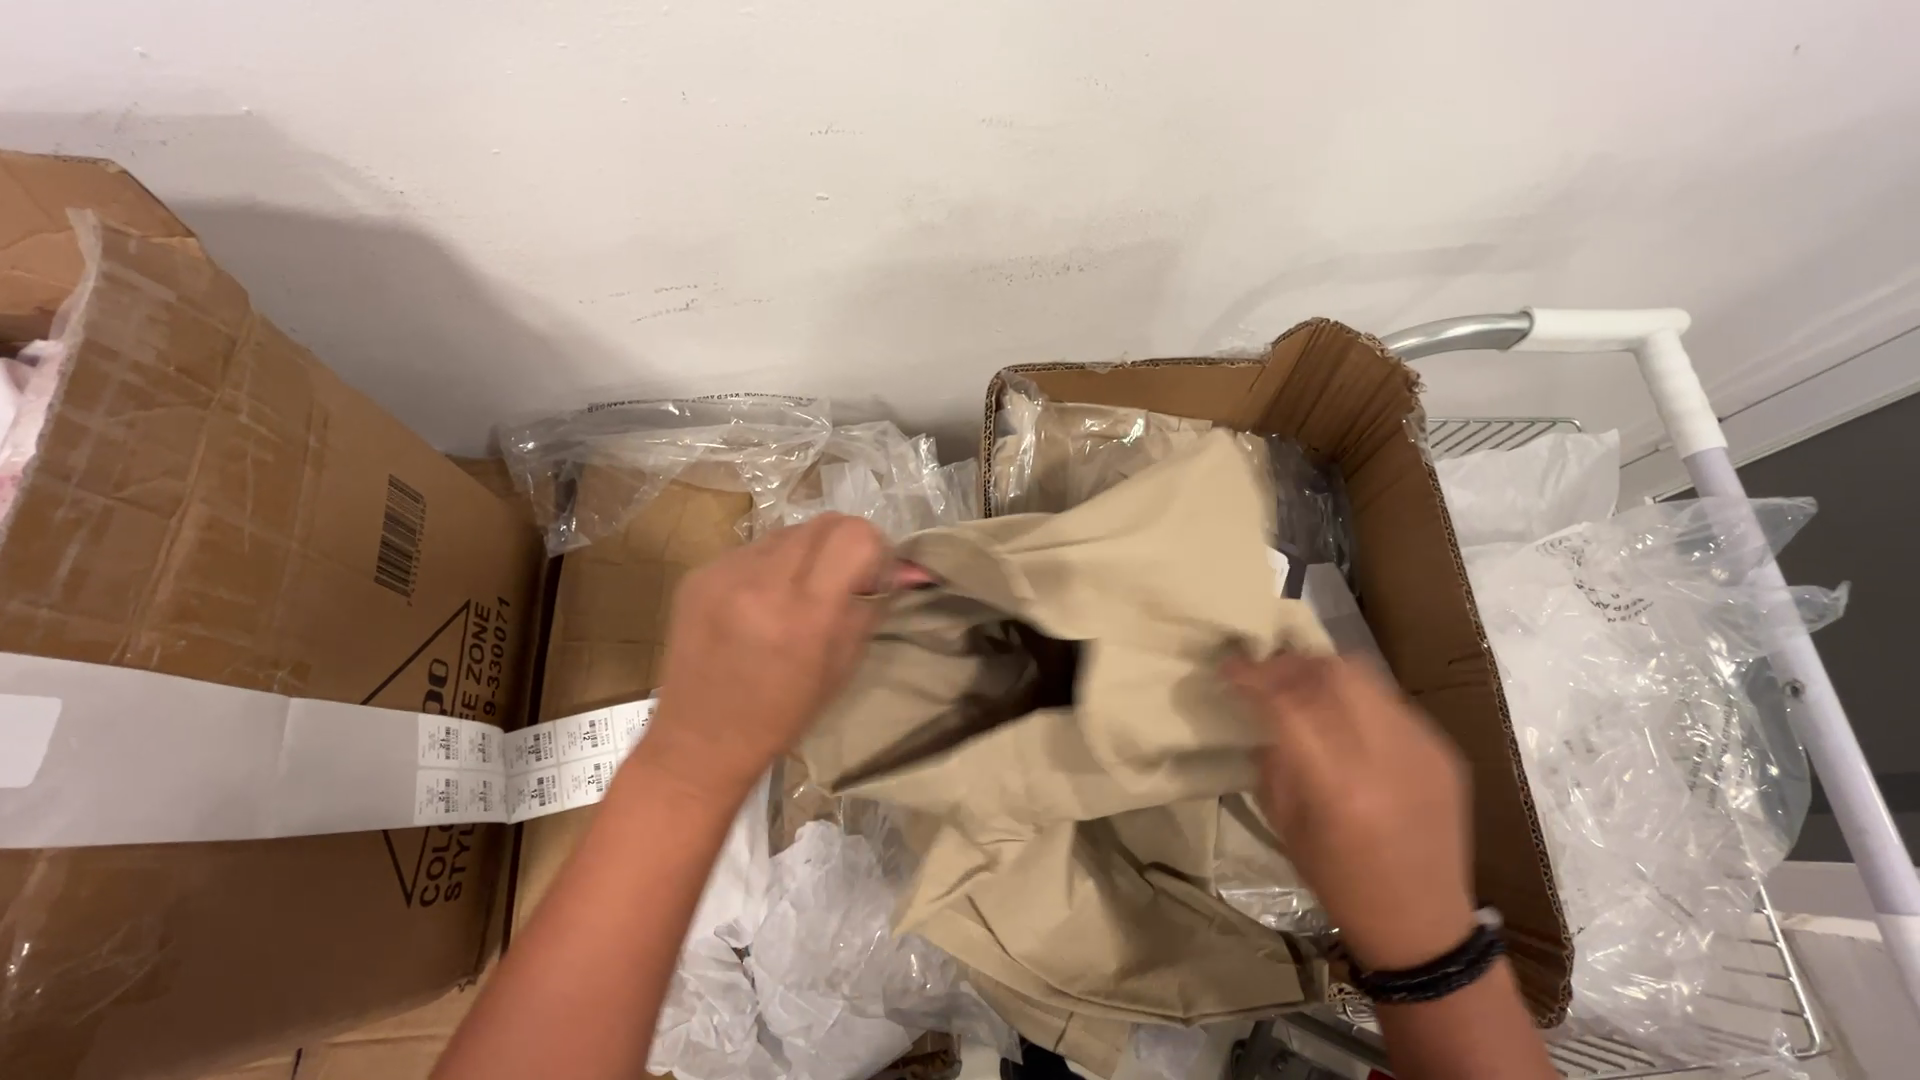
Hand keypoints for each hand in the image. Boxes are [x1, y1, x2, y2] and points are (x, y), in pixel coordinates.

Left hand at [641, 514, 890, 800]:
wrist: (700, 739)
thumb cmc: (783, 714)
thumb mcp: (843, 666)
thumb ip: (871, 607)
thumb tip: (904, 568)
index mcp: (806, 613)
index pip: (856, 535)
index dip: (875, 550)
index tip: (873, 577)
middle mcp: (763, 581)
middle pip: (825, 523)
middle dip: (844, 545)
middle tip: (843, 579)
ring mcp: (725, 572)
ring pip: (789, 531)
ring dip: (806, 553)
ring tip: (798, 593)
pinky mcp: (700, 572)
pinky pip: (753, 549)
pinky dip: (770, 566)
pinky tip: (761, 603)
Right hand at [1223, 652, 1477, 971]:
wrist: (1423, 924)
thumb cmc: (1340, 882)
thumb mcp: (1287, 824)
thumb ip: (1273, 762)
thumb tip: (1260, 715)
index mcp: (1338, 785)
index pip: (1288, 704)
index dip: (1253, 676)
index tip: (1230, 666)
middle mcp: (1385, 757)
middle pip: (1334, 673)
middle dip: (1292, 663)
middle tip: (1266, 670)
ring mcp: (1422, 750)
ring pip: (1367, 678)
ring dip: (1324, 673)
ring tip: (1301, 684)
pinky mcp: (1444, 753)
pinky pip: (1392, 704)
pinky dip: (1358, 700)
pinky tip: (1343, 719)